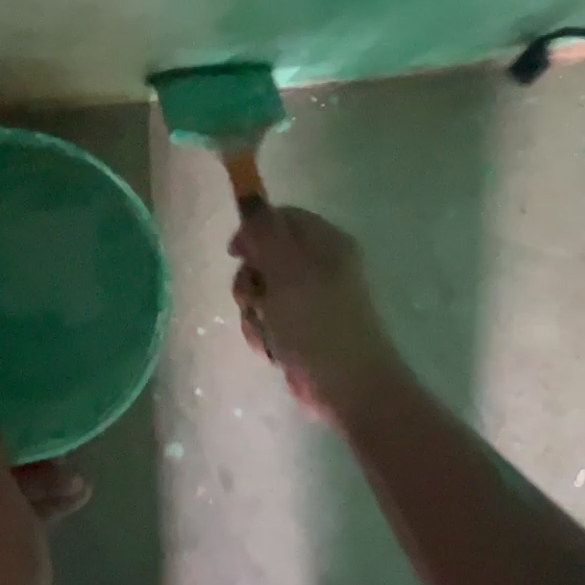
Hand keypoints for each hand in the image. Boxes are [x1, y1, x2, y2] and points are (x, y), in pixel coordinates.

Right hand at [230, 206, 412, 418]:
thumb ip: (265, 232)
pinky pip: (268, 320)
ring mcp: (311, 300)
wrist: (348, 387)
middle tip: (256, 300)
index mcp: (325, 243)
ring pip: (261, 292)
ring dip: (254, 313)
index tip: (236, 254)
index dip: (253, 232)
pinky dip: (264, 334)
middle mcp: (320, 266)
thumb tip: (250, 197)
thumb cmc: (318, 324)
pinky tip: (272, 350)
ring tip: (268, 332)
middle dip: (250, 281)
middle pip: (264, 256)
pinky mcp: (302, 329)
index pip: (280, 218)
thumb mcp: (286, 270)